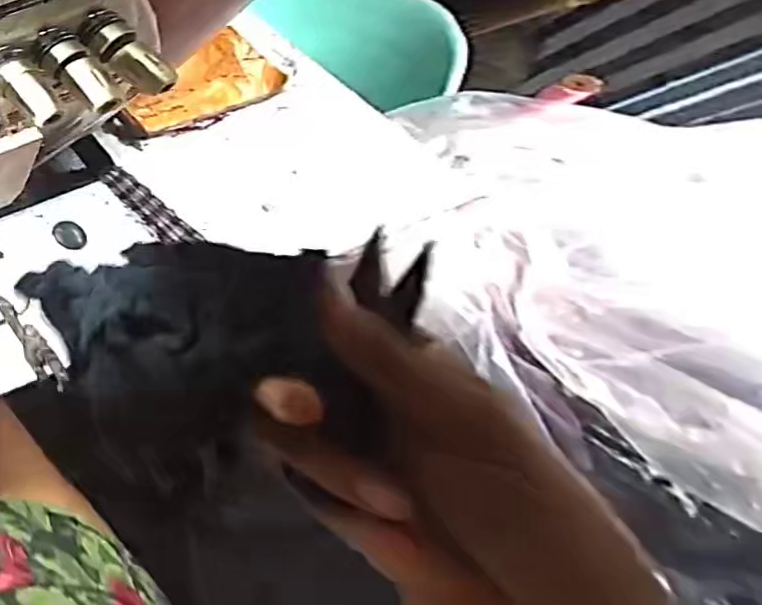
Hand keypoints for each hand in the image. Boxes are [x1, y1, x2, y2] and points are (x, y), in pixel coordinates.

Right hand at [251, 286, 666, 604]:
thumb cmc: (534, 506)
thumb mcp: (473, 423)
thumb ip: (388, 356)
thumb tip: (321, 284)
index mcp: (394, 365)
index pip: (320, 323)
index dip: (291, 324)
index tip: (282, 335)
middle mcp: (355, 396)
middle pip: (280, 371)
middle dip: (285, 393)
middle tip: (304, 409)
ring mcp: (338, 445)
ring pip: (277, 424)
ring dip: (326, 461)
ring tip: (393, 503)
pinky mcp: (326, 494)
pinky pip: (290, 475)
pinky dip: (332, 497)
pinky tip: (387, 526)